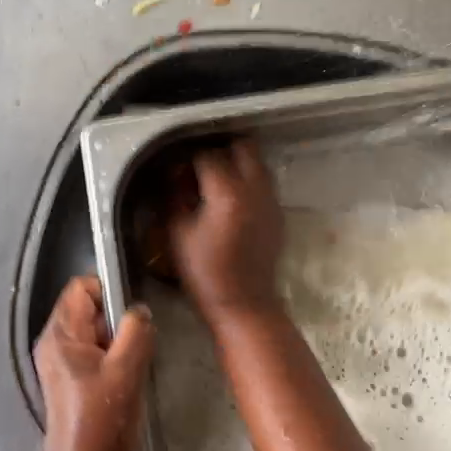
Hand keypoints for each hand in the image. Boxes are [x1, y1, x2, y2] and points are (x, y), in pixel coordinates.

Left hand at [35, 276, 154, 450]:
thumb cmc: (101, 419)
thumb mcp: (125, 371)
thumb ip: (135, 332)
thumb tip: (139, 310)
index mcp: (61, 333)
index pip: (81, 286)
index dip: (107, 290)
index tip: (129, 314)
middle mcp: (52, 340)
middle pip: (86, 307)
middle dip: (114, 320)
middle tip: (133, 346)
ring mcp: (56, 359)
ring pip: (91, 330)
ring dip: (114, 341)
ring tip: (128, 366)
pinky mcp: (65, 376)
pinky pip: (89, 349)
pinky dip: (107, 356)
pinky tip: (119, 379)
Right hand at [166, 138, 285, 330]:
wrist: (244, 304)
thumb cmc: (203, 273)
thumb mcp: (176, 233)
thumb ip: (173, 196)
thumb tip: (172, 174)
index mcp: (227, 193)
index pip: (207, 155)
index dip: (187, 158)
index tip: (176, 168)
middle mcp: (255, 189)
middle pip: (243, 146)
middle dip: (219, 149)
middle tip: (200, 166)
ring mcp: (271, 200)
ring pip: (257, 162)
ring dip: (237, 163)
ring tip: (215, 180)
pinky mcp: (278, 212)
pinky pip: (263, 183)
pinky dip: (247, 181)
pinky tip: (230, 200)